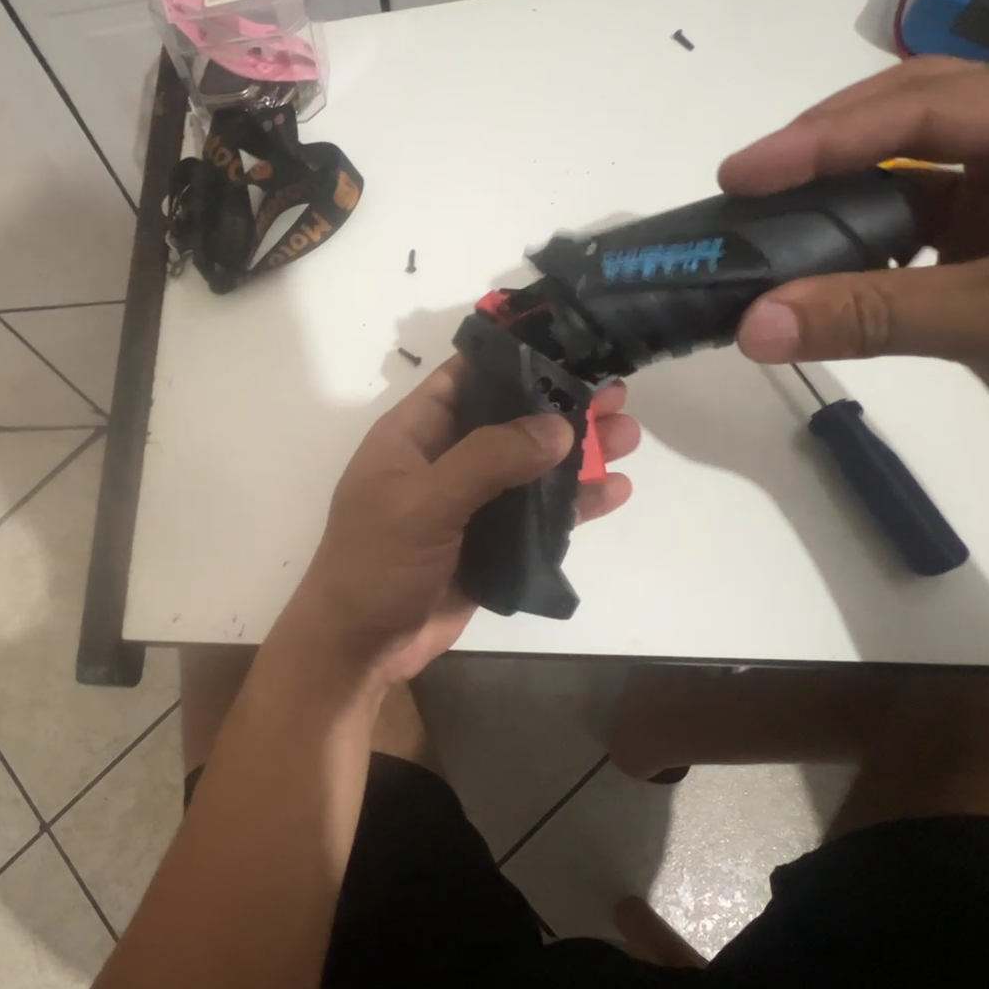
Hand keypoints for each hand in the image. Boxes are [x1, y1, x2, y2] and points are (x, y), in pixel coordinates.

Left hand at [273, 357, 640, 685]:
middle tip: (617, 393)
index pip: (464, 377)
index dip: (513, 357)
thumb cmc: (375, 565)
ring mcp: (468, 503)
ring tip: (628, 436)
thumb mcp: (422, 503)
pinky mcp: (489, 544)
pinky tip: (614, 491)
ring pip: (529, 465)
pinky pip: (537, 515)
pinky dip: (572, 503)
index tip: (572, 342)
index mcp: (412, 436)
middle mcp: (442, 461)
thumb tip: (558, 426)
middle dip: (559, 404)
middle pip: (508, 419)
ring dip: (575, 452)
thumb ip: (487, 460)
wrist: (360, 647)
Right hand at [720, 56, 988, 502]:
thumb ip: (876, 313)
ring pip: (910, 174)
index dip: (830, 139)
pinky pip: (914, 230)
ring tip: (761, 225)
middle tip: (742, 187)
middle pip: (922, 117)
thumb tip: (748, 327)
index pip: (942, 107)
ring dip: (835, 200)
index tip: (741, 173)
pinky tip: (809, 267)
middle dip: (827, 151)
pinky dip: (856, 249)